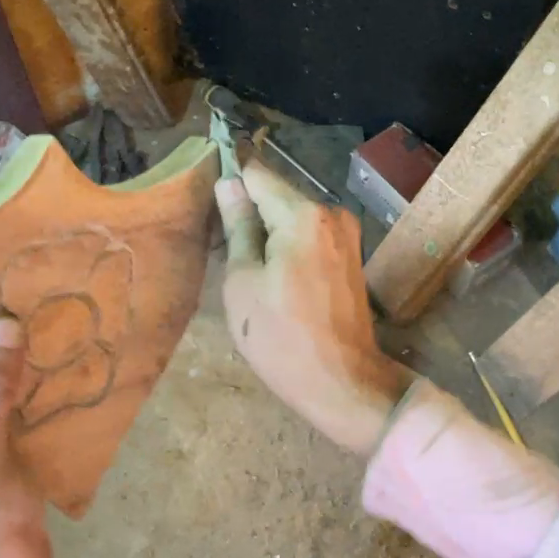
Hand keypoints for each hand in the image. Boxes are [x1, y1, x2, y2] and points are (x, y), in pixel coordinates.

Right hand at [216, 161, 411, 453]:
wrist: (343, 383)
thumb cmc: (281, 336)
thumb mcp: (243, 282)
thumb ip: (238, 227)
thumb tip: (227, 184)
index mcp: (303, 214)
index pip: (258, 174)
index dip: (230, 175)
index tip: (207, 188)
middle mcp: (331, 213)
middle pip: (277, 195)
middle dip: (249, 210)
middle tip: (221, 243)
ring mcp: (346, 235)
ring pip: (293, 217)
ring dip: (268, 231)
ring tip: (243, 265)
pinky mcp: (351, 256)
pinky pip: (310, 236)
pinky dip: (288, 245)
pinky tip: (271, 275)